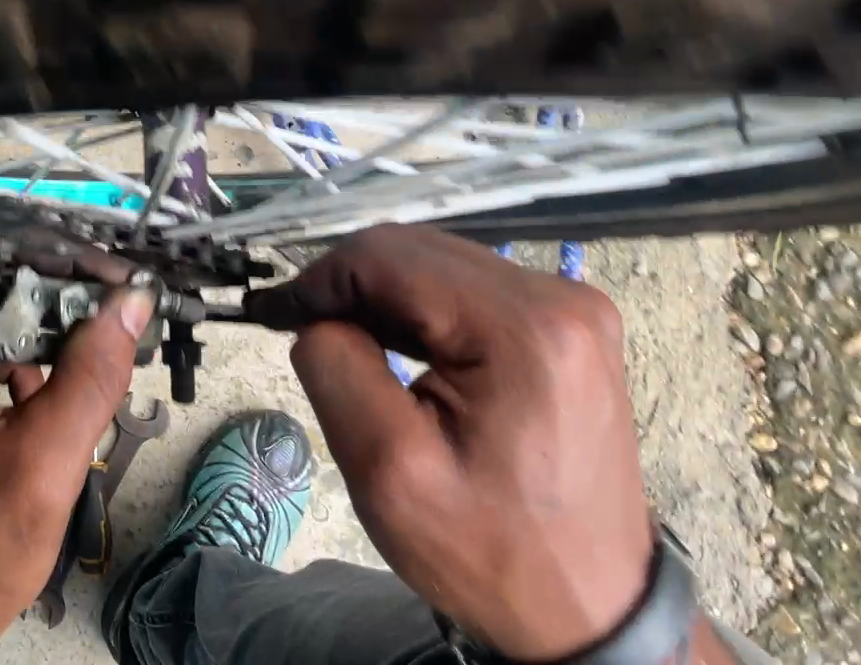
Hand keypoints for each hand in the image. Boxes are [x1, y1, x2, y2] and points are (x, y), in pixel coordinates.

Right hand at [246, 227, 653, 660]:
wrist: (589, 609)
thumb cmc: (487, 548)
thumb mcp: (385, 465)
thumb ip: (334, 365)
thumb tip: (319, 316)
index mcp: (523, 326)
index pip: (384, 256)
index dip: (316, 279)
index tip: (271, 314)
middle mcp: (557, 297)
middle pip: (410, 251)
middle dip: (342, 285)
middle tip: (294, 327)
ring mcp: (567, 308)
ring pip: (431, 264)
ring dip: (373, 295)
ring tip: (333, 339)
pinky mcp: (561, 326)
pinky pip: (459, 288)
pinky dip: (409, 307)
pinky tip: (386, 344)